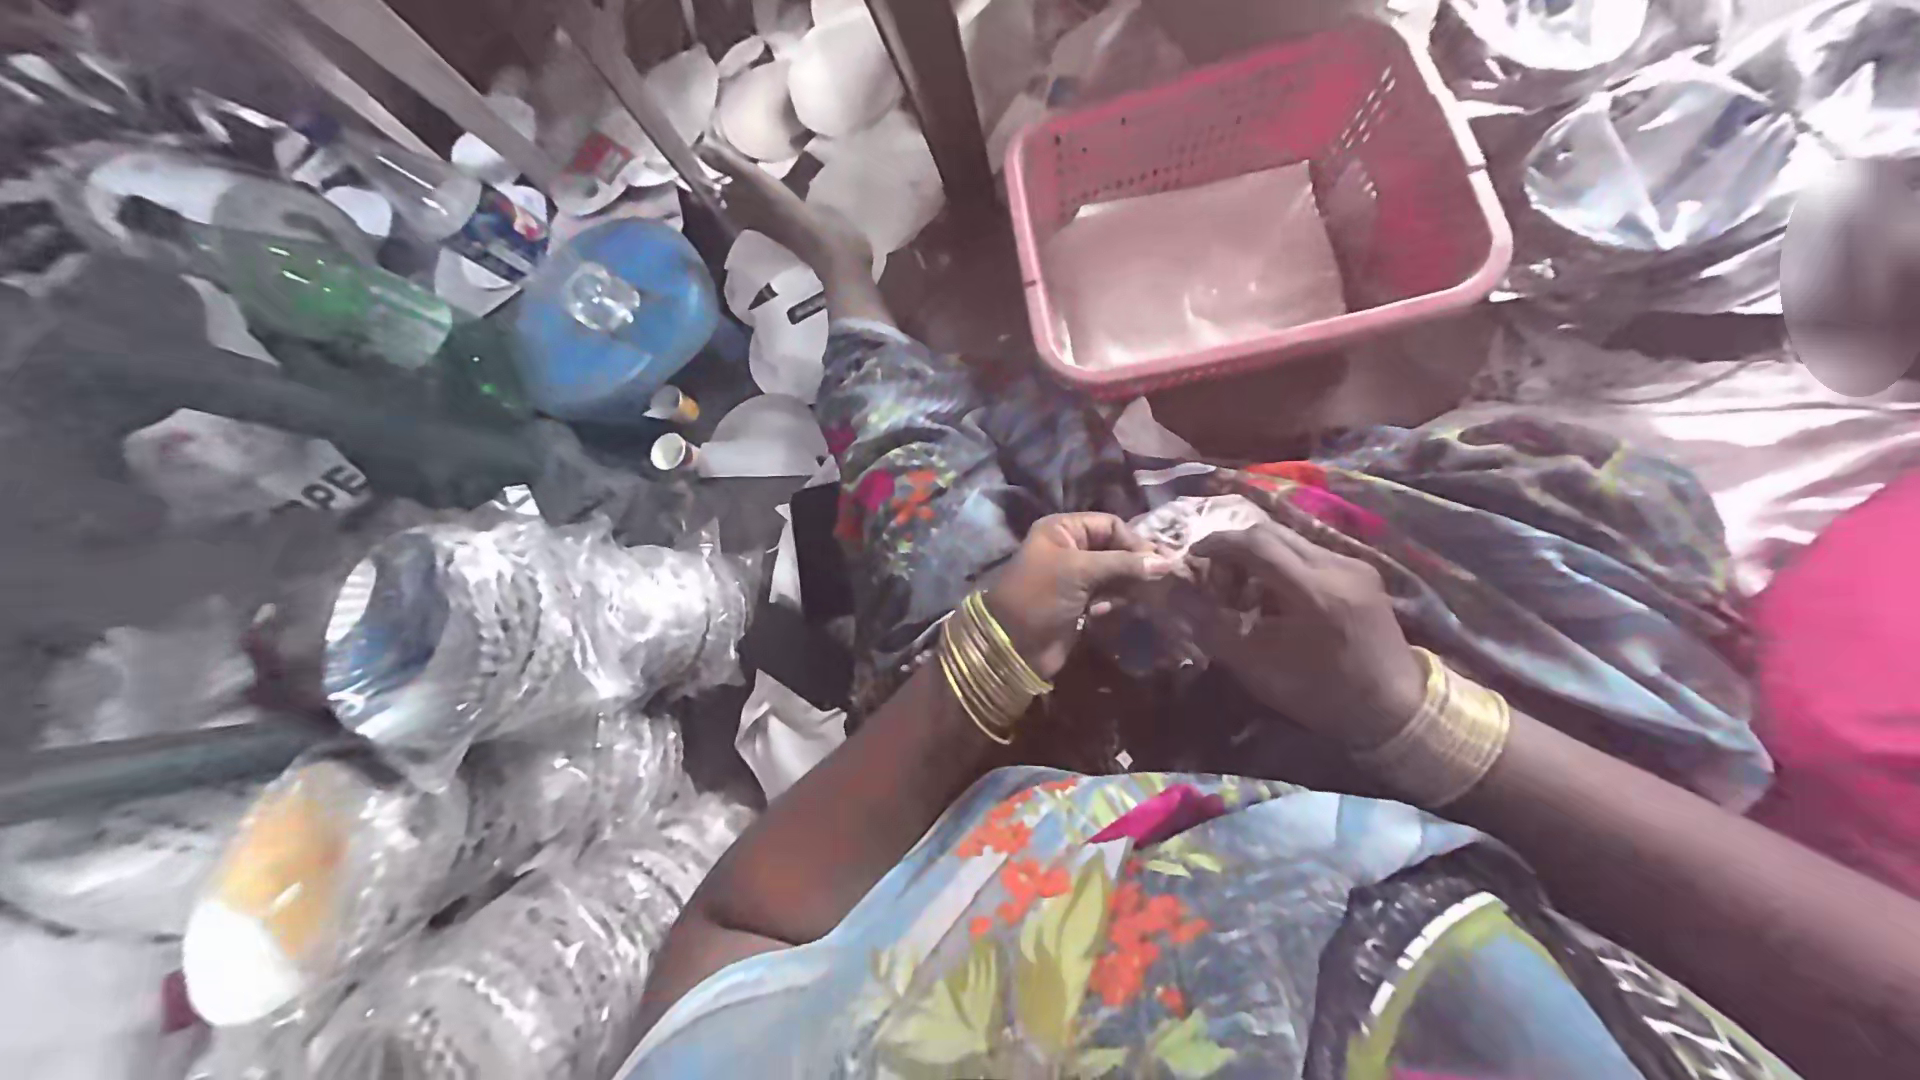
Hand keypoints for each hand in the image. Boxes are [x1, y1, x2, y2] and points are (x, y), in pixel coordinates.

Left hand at [984, 513, 1175, 679]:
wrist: (1013, 643)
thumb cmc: (1042, 595)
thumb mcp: (1080, 571)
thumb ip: (1123, 564)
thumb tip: (1167, 563)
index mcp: (1062, 529)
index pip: (1110, 525)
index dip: (1134, 541)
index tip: (1157, 561)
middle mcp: (1070, 548)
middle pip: (1115, 548)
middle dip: (1135, 563)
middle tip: (1160, 579)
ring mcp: (1075, 577)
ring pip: (1114, 574)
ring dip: (1127, 584)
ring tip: (1141, 595)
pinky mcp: (1080, 602)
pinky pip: (1108, 595)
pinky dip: (1114, 601)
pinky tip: (1112, 610)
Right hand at [1177, 523, 1424, 749]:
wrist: (1397, 710)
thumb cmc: (1321, 695)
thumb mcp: (1255, 666)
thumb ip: (1211, 625)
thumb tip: (1173, 593)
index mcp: (1314, 591)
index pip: (1254, 543)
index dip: (1216, 544)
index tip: (1193, 557)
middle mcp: (1338, 566)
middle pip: (1270, 532)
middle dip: (1233, 548)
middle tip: (1215, 576)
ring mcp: (1354, 564)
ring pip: (1289, 539)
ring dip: (1256, 555)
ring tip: (1242, 588)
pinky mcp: (1361, 570)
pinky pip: (1307, 552)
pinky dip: (1279, 563)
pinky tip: (1273, 594)